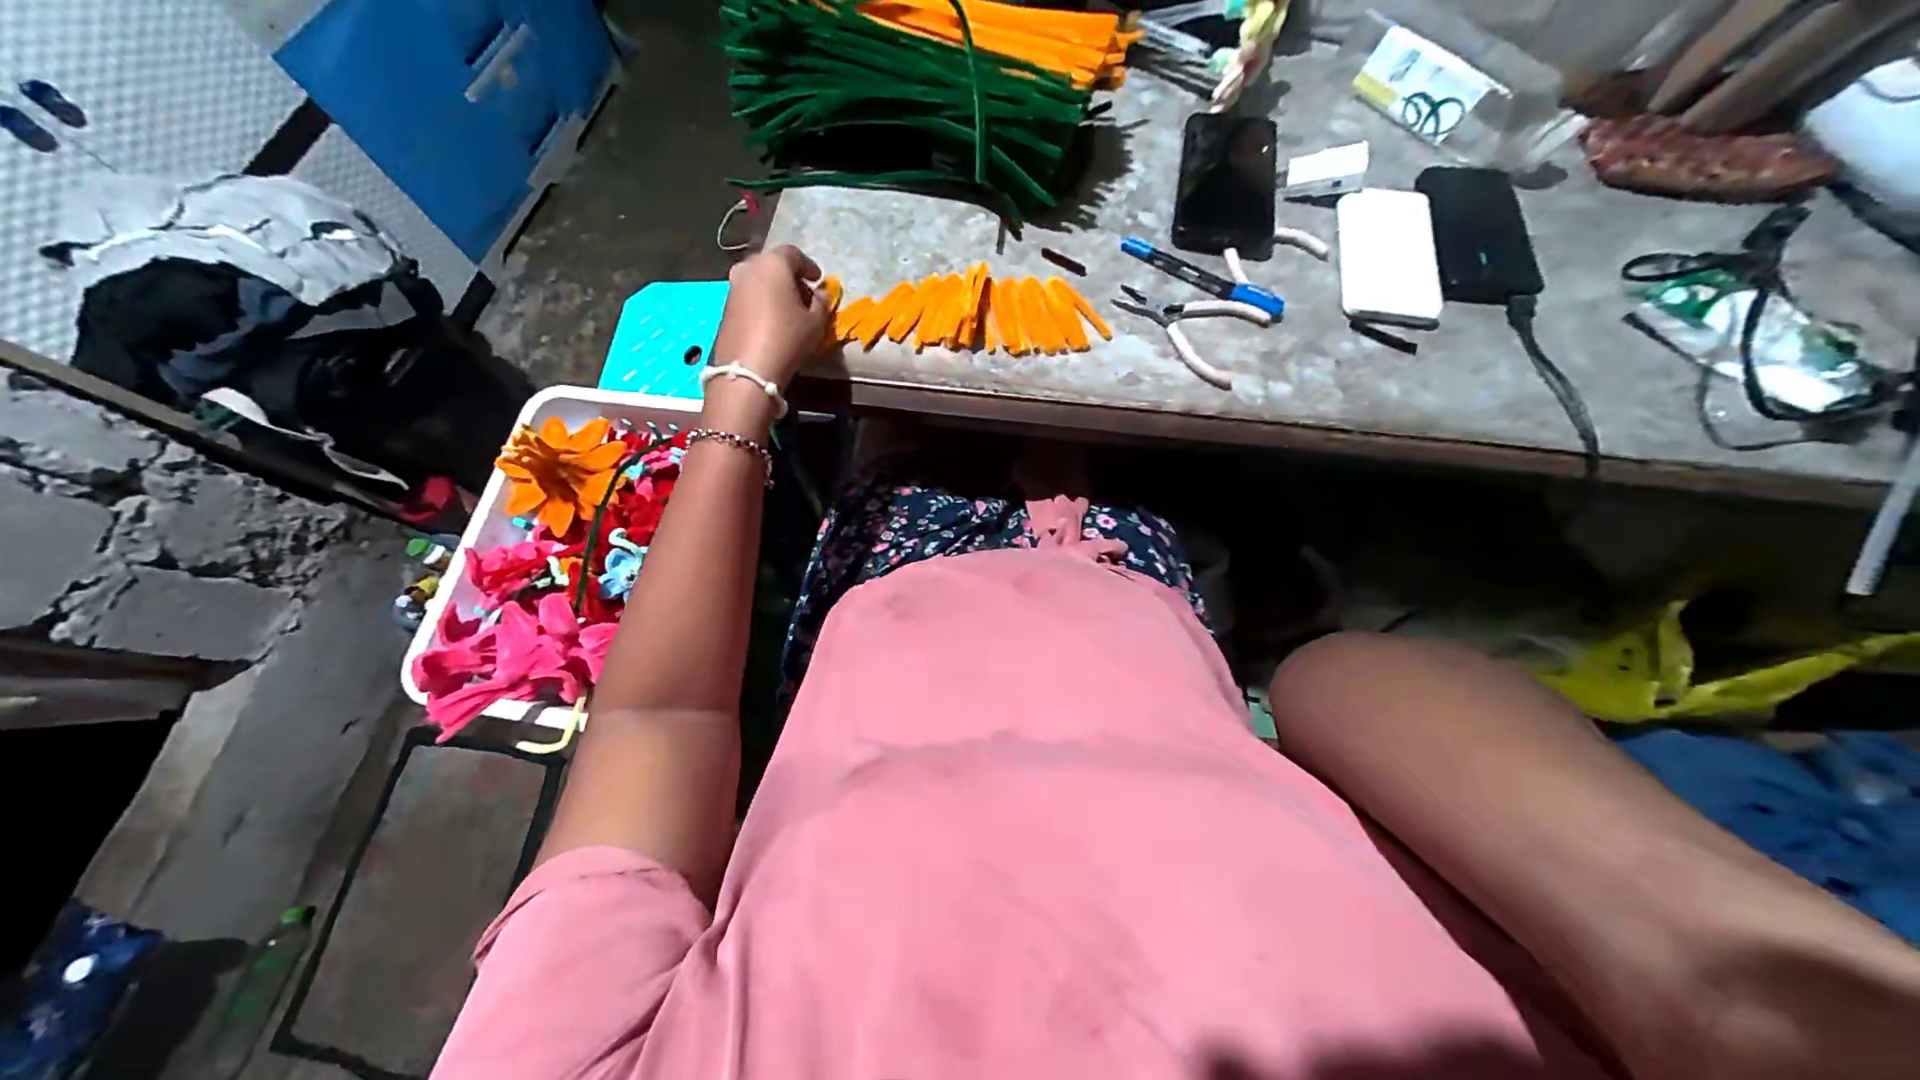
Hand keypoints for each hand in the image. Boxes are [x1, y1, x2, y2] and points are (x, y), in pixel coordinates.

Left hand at [710, 245, 829, 389]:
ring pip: (759, 279)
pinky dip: (762, 300)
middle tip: (805, 295)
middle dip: (790, 277)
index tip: (818, 280)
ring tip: (790, 310)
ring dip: (775, 289)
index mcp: (773, 263)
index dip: (809, 266)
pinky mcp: (726, 305)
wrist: (748, 369)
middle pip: (773, 264)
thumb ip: (822, 302)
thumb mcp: (816, 322)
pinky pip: (749, 295)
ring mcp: (733, 285)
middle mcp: (749, 267)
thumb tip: (821, 293)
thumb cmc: (787, 338)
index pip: (794, 254)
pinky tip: (772, 320)